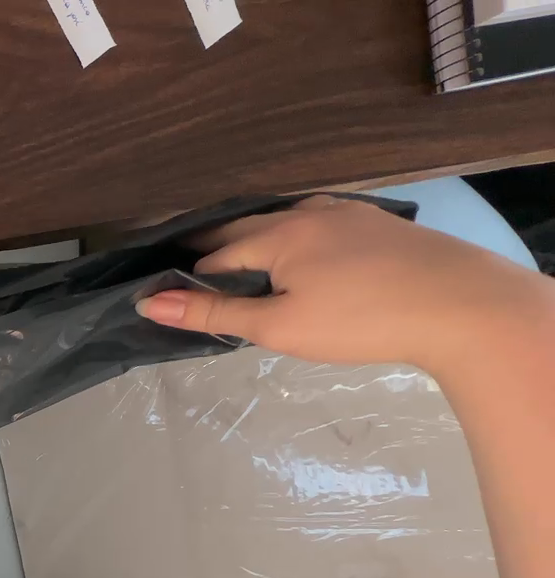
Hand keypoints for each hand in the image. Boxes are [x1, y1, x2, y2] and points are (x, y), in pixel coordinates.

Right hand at [135, 195, 554, 376]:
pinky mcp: (379, 225)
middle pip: (244, 227)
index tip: (170, 300)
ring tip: (234, 266)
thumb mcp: (274, 325)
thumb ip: (210, 312)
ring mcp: (351, 214)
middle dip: (211, 249)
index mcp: (280, 234)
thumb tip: (148, 303)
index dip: (187, 279)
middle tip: (187, 278)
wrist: (468, 309)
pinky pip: (315, 222)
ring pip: (282, 220)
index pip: (214, 255)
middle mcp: (311, 213)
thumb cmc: (359, 320)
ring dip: (251, 238)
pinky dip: (289, 236)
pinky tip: (292, 257)